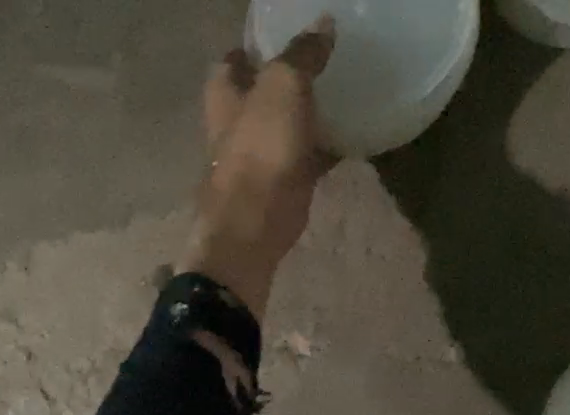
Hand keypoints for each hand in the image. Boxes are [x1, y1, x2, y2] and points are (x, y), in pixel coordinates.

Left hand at [176, 16, 336, 319]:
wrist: (250, 234)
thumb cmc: (259, 155)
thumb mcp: (283, 89)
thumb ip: (301, 57)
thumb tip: (322, 25)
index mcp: (224, 101)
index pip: (230, 64)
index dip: (250, 51)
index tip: (278, 41)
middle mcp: (231, 133)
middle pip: (254, 101)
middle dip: (277, 87)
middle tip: (316, 69)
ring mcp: (252, 167)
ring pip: (278, 134)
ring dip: (300, 121)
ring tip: (337, 99)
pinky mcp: (275, 195)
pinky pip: (301, 166)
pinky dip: (320, 155)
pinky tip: (346, 145)